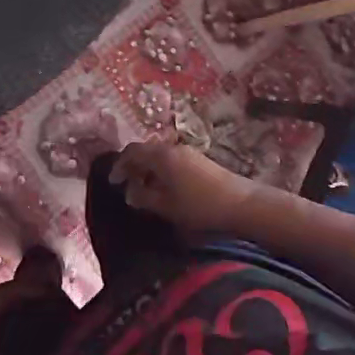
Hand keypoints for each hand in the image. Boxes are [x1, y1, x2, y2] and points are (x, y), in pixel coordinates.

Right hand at [110, 142, 261, 235]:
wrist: (241, 204)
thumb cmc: (199, 206)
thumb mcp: (166, 206)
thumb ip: (144, 198)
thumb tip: (129, 193)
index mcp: (161, 155)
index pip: (132, 151)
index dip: (119, 165)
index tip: (113, 182)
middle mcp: (173, 148)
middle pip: (146, 151)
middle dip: (133, 166)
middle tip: (126, 185)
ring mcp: (188, 153)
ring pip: (160, 156)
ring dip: (148, 169)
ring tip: (143, 189)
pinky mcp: (199, 161)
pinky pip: (172, 160)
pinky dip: (161, 171)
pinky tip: (164, 188)